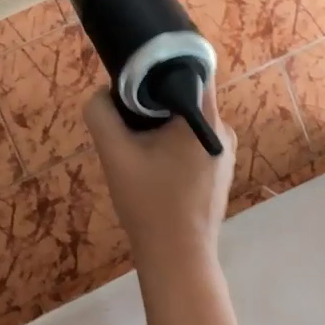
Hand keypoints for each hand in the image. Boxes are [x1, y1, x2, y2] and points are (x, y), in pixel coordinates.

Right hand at [83, 86, 236, 269]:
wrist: (177, 258)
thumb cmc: (150, 204)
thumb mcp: (115, 155)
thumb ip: (101, 115)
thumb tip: (100, 95)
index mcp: (204, 118)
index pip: (190, 70)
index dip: (161, 66)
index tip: (134, 77)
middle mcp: (222, 130)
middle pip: (186, 98)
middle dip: (154, 102)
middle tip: (127, 118)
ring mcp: (225, 154)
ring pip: (188, 123)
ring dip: (162, 128)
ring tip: (137, 146)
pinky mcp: (219, 173)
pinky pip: (194, 145)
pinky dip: (172, 147)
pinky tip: (153, 167)